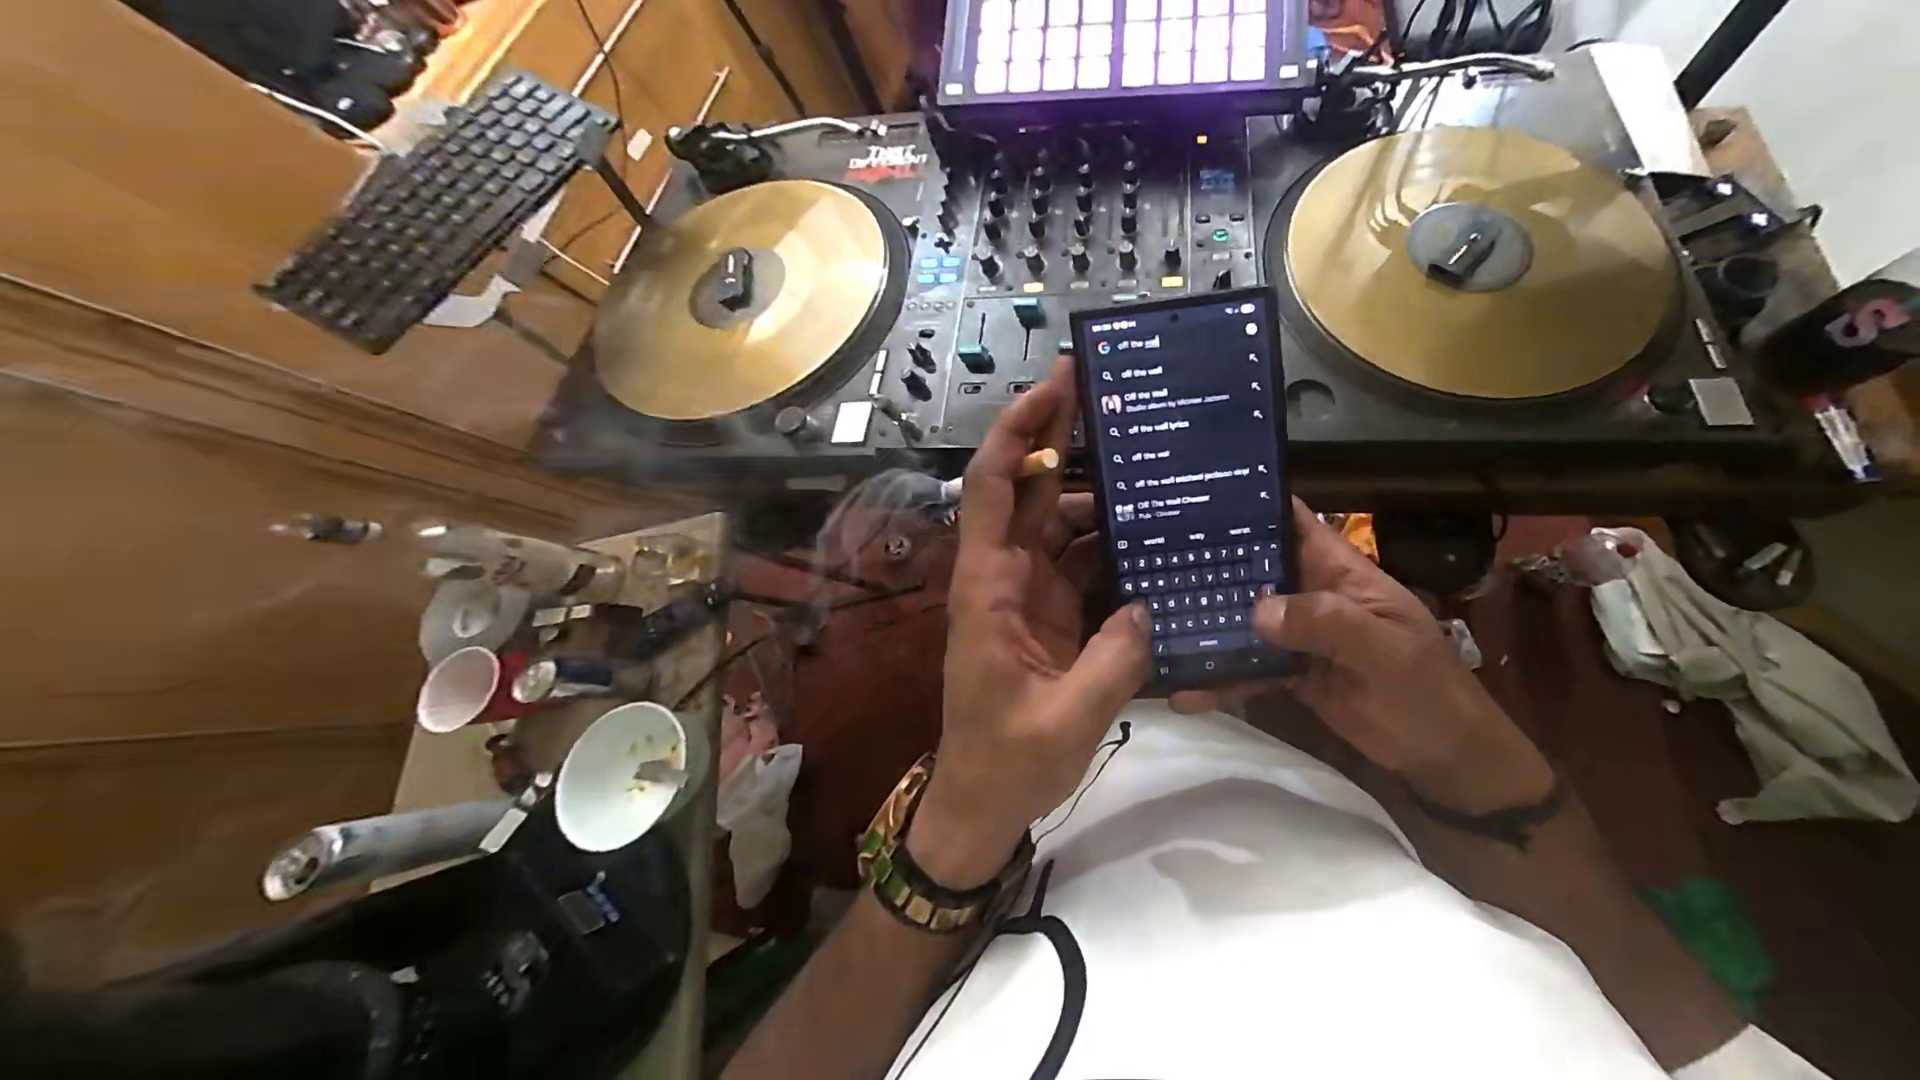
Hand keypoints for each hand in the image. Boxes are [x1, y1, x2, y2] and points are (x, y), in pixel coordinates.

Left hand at [908, 357, 1150, 887]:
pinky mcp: (1048, 614)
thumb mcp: (1066, 718)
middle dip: (1058, 435)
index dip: (1017, 430)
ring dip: (1094, 492)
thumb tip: (1149, 603)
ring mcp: (1027, 593)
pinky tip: (1147, 532)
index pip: (994, 487)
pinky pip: (1079, 563)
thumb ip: (1115, 659)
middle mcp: (1003, 577)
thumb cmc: (1006, 761)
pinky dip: (1108, 544)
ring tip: (1148, 463)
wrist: (980, 801)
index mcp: (988, 587)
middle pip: (1027, 489)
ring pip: (1058, 523)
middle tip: (1102, 389)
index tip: (1051, 386)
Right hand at [1172, 498, 1552, 812]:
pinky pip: (1245, 667)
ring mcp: (1296, 634)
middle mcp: (1310, 594)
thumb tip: (1256, 611)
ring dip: (1206, 622)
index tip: (1198, 498)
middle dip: (1210, 562)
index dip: (1253, 505)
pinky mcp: (1286, 670)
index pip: (1293, 523)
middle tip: (1152, 558)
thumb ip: (1326, 623)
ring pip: (1242, 618)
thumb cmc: (1427, 690)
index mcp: (1339, 572)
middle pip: (1254, 568)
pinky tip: (1184, 691)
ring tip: (1154, 623)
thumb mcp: (1384, 649)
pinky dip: (1217, 678)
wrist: (1442, 756)